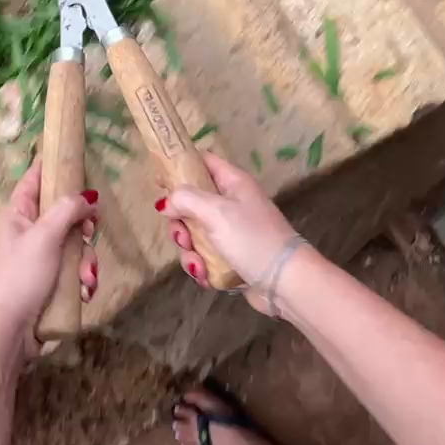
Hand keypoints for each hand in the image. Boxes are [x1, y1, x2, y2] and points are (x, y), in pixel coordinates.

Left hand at [0, 160, 99, 357]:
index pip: (36, 178)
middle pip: (64, 212)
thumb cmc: (19, 277)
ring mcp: (39, 258)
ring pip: (74, 244)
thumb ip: (67, 210)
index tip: (78, 159)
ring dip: (85, 260)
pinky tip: (84, 292)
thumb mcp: (44, 236)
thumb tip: (87, 197)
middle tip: (90, 231)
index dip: (55, 165)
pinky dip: (82, 279)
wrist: (5, 335)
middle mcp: (29, 231)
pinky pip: (74, 270)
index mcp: (19, 213)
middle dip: (82, 225)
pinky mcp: (49, 283)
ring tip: (86, 277)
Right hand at [158, 152, 306, 315]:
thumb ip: (186, 199)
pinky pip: (205, 254)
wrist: (285, 282)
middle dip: (180, 222)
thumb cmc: (251, 238)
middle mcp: (231, 202)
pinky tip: (205, 275)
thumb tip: (166, 201)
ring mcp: (232, 230)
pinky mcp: (231, 256)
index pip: (202, 162)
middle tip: (182, 236)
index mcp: (232, 182)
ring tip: (197, 264)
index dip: (179, 167)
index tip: (159, 183)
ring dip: (189, 249)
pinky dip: (201, 265)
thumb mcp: (216, 211)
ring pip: (195, 232)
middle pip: (191, 202)